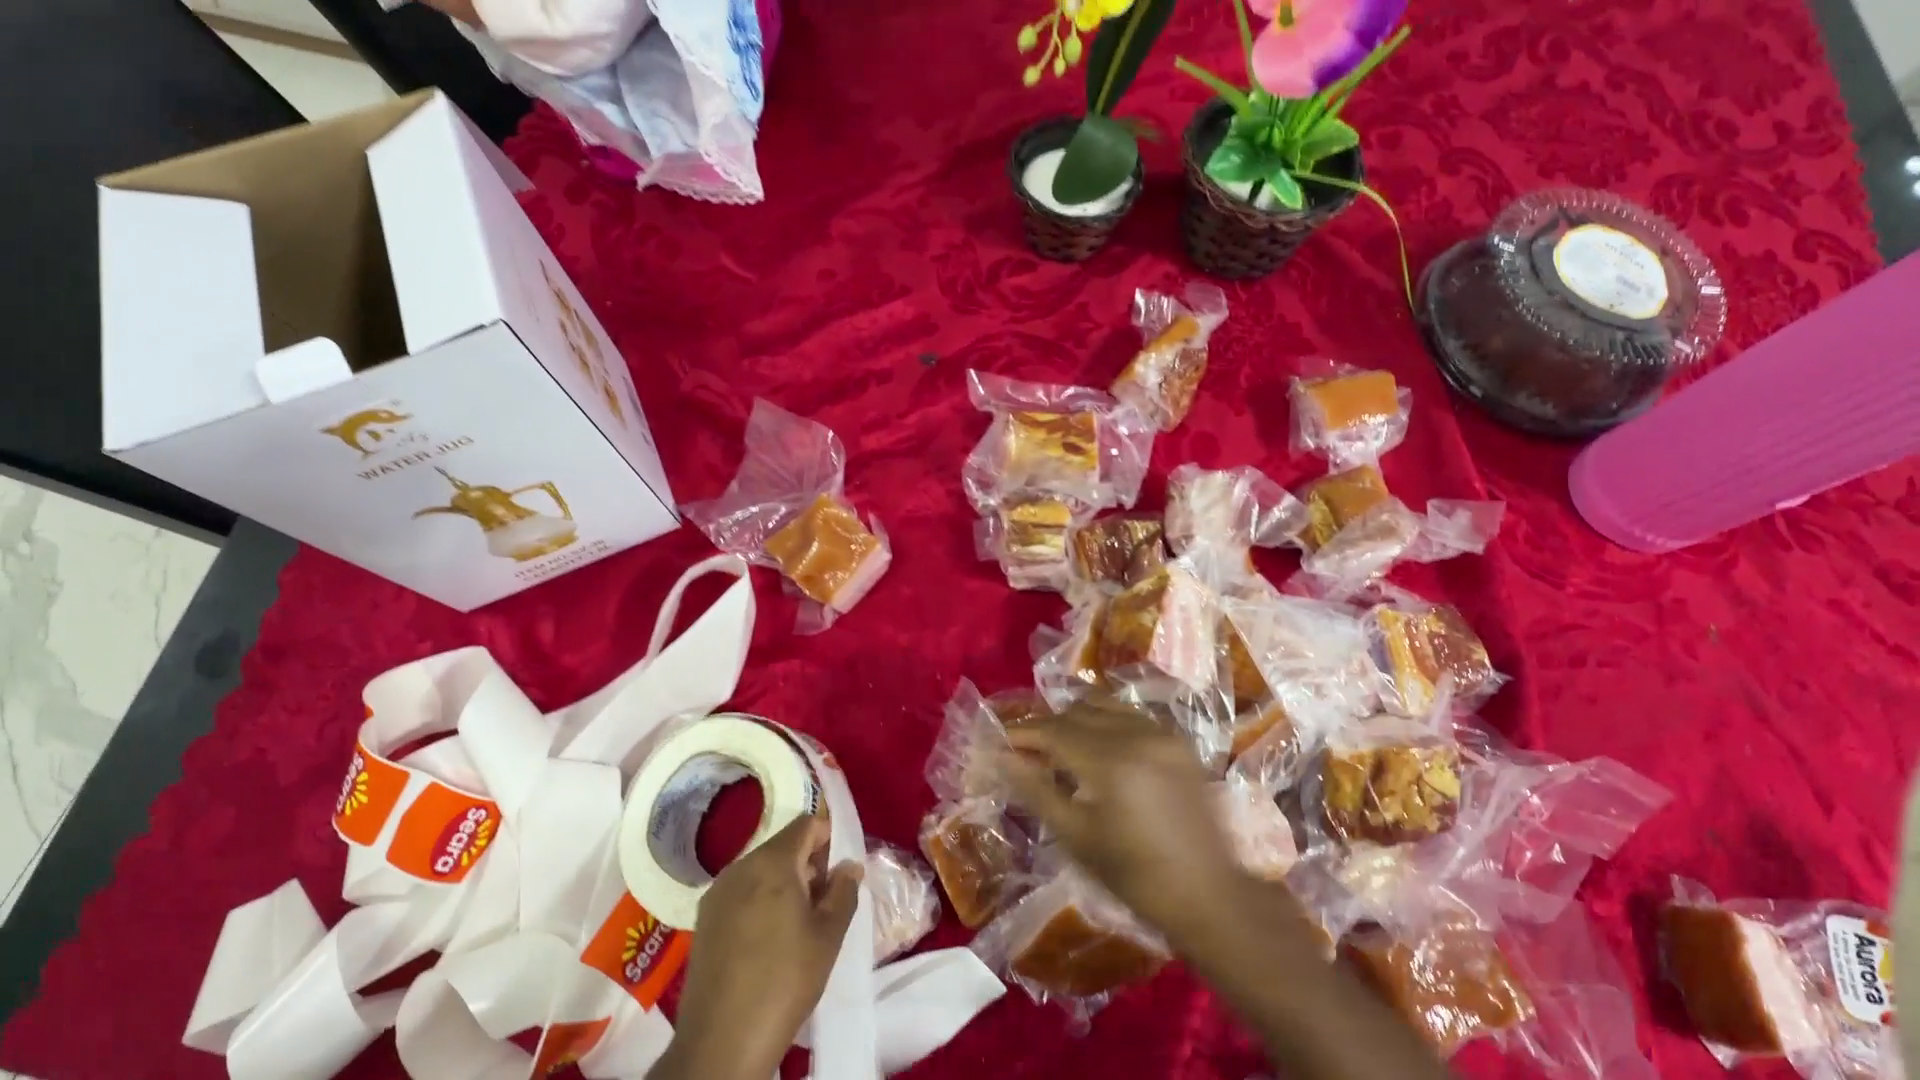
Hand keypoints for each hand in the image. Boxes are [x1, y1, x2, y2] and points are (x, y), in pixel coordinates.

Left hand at [652, 816, 861, 1079]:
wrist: (722, 1039)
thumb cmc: (786, 980)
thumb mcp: (828, 936)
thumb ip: (843, 892)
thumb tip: (848, 865)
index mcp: (772, 863)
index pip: (805, 824)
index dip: (828, 836)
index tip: (841, 866)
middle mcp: (739, 867)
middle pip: (781, 847)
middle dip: (807, 864)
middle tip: (827, 901)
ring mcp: (716, 893)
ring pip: (759, 870)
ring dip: (784, 883)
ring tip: (801, 923)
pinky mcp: (704, 919)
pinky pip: (741, 893)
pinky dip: (760, 900)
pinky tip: (771, 938)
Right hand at [1001, 699, 1243, 937]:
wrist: (1207, 893)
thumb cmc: (1134, 876)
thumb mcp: (1075, 837)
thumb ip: (1035, 791)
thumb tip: (1001, 757)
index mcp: (1109, 762)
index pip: (1052, 730)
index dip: (1021, 733)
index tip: (997, 743)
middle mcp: (1137, 735)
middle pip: (1076, 712)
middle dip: (1045, 727)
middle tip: (1025, 752)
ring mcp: (1162, 734)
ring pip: (1104, 706)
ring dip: (1075, 720)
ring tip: (1059, 748)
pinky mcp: (1179, 741)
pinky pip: (1132, 716)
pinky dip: (1106, 722)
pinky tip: (1097, 749)